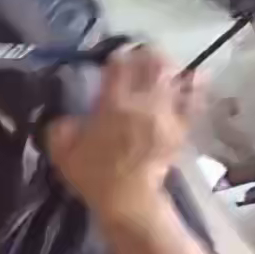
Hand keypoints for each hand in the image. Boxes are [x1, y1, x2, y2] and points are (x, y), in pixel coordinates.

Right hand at [44, 44, 196, 228]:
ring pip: (173, 76)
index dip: (116, 56)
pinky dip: (194, 86)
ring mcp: (166, 114)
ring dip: (166, 66)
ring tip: (158, 62)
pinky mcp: (181, 127)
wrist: (127, 200)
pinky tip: (194, 76)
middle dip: (144, 54)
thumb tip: (65, 116)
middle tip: (137, 53)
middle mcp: (143, 103)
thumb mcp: (62, 152)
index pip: (118, 67)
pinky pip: (193, 99)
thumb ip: (60, 128)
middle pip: (151, 64)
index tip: (112, 55)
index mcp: (112, 106)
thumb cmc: (92, 176)